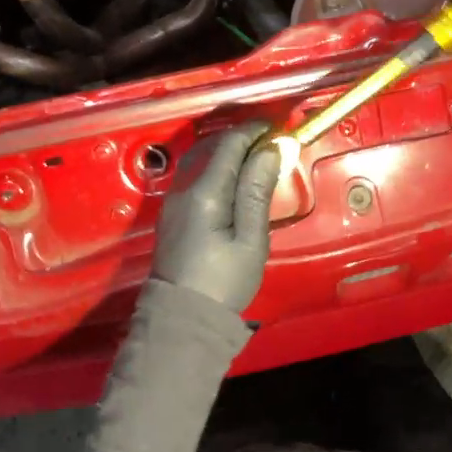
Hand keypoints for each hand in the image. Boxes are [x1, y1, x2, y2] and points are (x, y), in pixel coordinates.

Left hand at [152, 123, 283, 312]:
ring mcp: (174, 201)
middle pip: (212, 147)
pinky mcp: (173, 215)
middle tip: (272, 143)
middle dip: (242, 138)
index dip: (255, 131)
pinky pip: (196, 177)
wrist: (181, 320)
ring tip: (257, 159)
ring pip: (201, 160)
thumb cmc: (223, 282)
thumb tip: (270, 149)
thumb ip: (257, 191)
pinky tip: (235, 181)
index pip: (229, 144)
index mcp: (205, 192)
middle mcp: (184, 188)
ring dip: (229, 152)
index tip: (279, 130)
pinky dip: (217, 168)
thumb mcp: (250, 240)